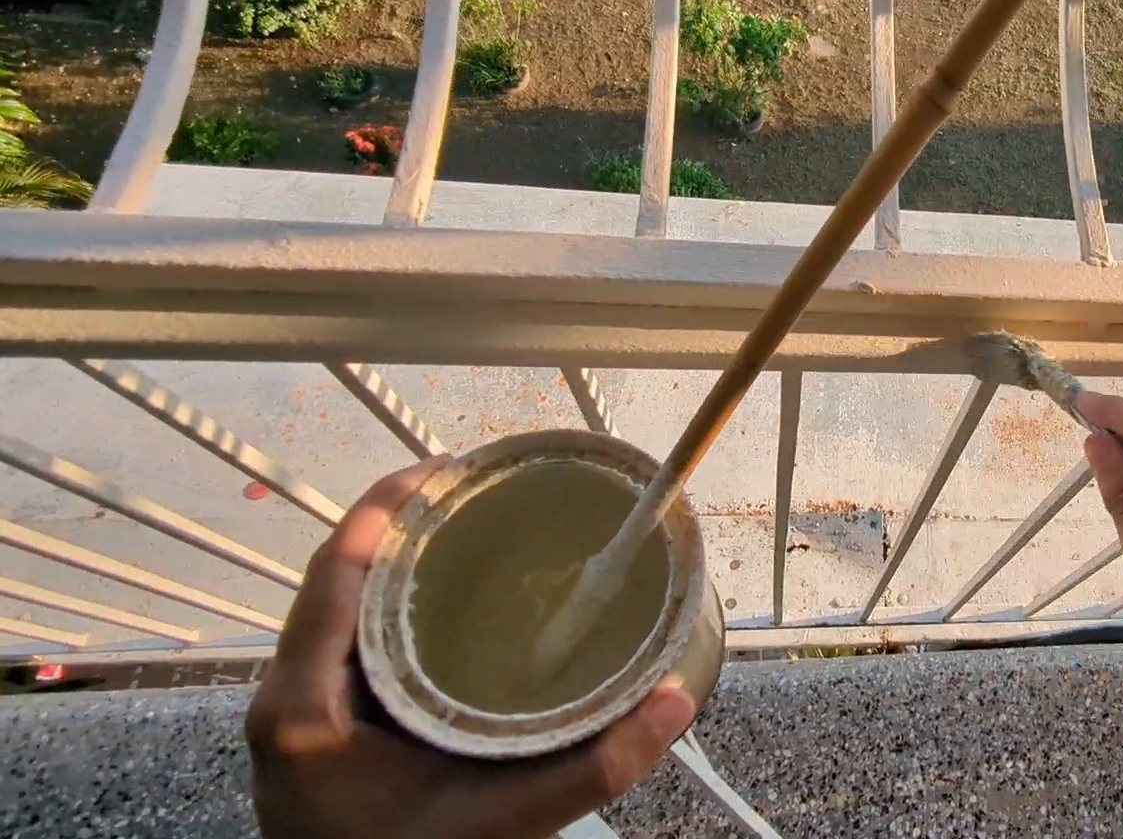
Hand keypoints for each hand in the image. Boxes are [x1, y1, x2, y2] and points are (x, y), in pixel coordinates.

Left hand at [246, 457, 697, 838]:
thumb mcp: (503, 824)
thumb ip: (591, 767)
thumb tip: (679, 697)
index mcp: (307, 705)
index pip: (334, 574)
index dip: (384, 508)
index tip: (451, 467)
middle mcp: (294, 692)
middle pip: (342, 574)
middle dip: (408, 517)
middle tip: (486, 487)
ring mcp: (307, 703)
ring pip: (348, 599)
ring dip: (403, 550)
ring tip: (476, 521)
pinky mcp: (329, 715)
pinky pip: (357, 627)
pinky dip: (400, 589)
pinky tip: (455, 590)